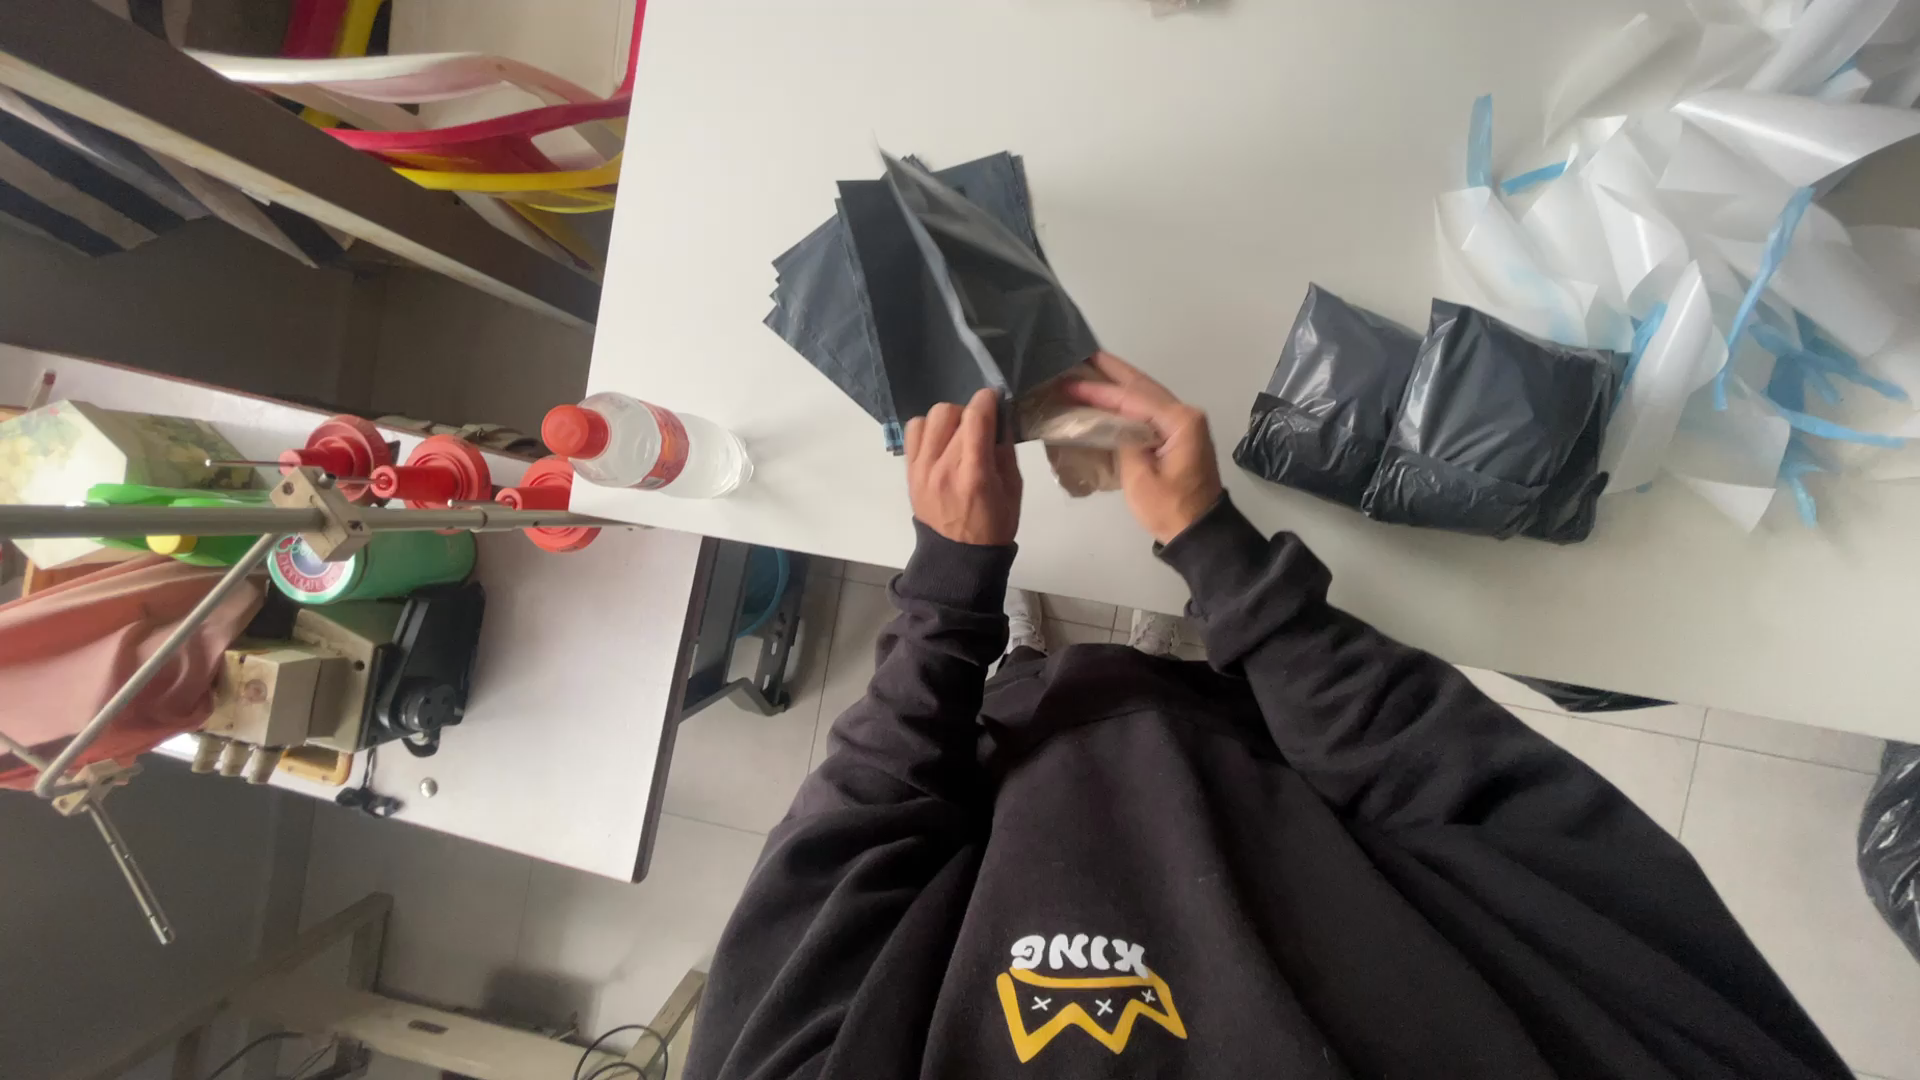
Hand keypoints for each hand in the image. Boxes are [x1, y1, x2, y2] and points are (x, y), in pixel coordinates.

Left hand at [905, 388, 1022, 545]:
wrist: (957, 556)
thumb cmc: (993, 526)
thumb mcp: (1013, 489)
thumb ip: (1005, 450)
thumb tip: (999, 419)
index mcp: (974, 475)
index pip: (976, 417)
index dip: (987, 400)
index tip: (995, 399)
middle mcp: (943, 468)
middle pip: (951, 413)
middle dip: (971, 413)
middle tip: (980, 429)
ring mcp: (921, 469)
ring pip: (930, 417)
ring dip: (949, 420)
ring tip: (958, 437)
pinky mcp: (909, 472)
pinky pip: (914, 432)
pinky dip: (929, 429)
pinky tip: (941, 443)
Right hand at [1061, 352, 1222, 544]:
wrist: (1199, 532)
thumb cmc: (1169, 509)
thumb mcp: (1140, 478)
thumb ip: (1123, 441)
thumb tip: (1107, 421)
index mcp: (1180, 421)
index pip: (1132, 397)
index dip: (1097, 390)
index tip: (1068, 382)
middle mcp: (1185, 414)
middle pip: (1142, 385)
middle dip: (1110, 371)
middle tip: (1081, 354)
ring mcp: (1183, 423)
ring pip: (1146, 394)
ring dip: (1118, 381)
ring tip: (1090, 367)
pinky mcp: (1176, 435)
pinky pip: (1148, 408)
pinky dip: (1127, 399)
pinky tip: (1109, 395)